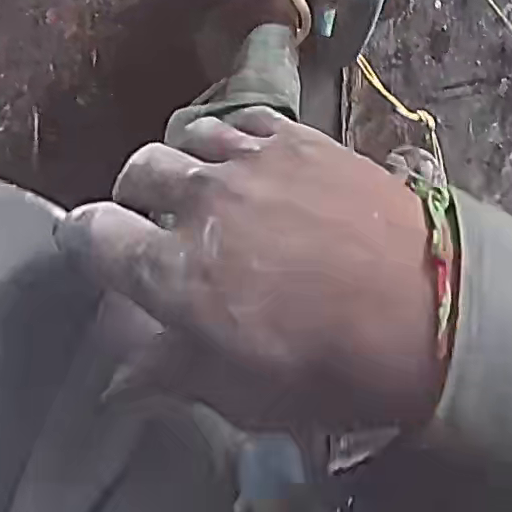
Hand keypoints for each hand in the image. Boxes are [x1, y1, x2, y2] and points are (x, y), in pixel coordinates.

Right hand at [57, 108, 441, 431]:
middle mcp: (204, 200)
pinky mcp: (297, 137)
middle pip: (139, 169)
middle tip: (158, 216)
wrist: (423, 299)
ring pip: (190, 135)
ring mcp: (253, 160)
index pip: (93, 233)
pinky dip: (236, 138)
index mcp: (176, 270)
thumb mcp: (243, 391)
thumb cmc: (331, 362)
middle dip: (136, 193)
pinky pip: (245, 120)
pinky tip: (253, 159)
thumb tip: (122, 375)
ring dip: (187, 159)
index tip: (99, 246)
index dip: (88, 239)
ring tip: (208, 183)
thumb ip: (173, 370)